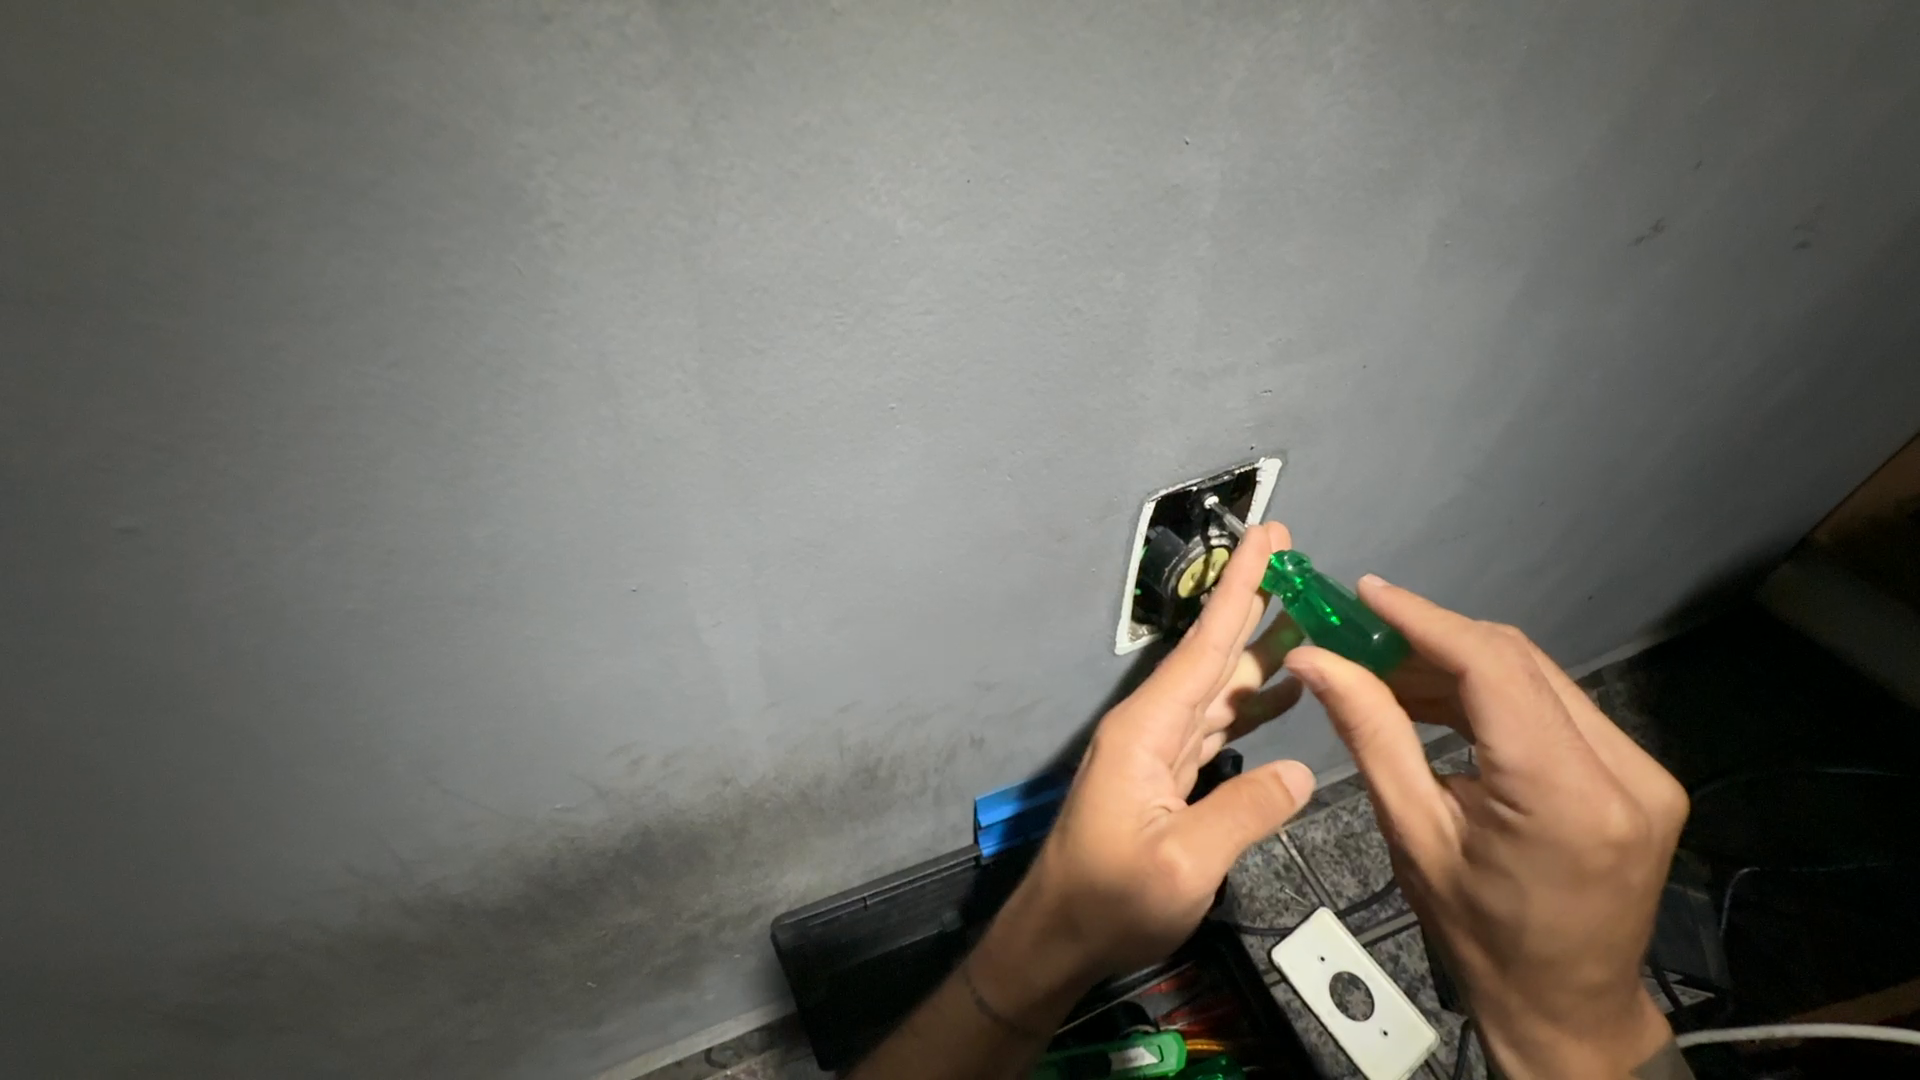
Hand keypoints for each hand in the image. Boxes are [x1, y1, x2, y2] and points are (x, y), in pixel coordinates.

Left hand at [977, 522, 1314, 1007]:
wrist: (1062, 932)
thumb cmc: (1111, 900)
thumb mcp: (1184, 864)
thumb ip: (1245, 810)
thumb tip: (1304, 770)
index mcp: (1148, 729)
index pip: (1203, 646)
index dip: (1239, 589)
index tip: (1266, 538)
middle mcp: (1151, 725)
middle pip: (1210, 653)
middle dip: (1250, 601)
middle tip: (1289, 553)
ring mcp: (1157, 750)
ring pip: (1217, 686)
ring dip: (1257, 650)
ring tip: (1303, 616)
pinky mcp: (1165, 775)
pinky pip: (1215, 725)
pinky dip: (1249, 704)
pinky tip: (1281, 694)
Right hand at [1285, 578, 1687, 1078]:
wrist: (1565, 1004)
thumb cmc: (1475, 930)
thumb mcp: (1410, 830)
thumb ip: (1368, 732)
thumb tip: (1311, 659)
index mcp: (1565, 794)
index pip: (1493, 668)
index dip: (1423, 620)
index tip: (1364, 593)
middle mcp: (1624, 770)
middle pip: (1517, 661)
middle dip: (1430, 637)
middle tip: (1358, 635)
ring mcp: (1641, 769)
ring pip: (1534, 675)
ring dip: (1454, 663)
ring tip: (1383, 671)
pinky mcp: (1636, 774)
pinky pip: (1550, 704)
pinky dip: (1485, 691)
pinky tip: (1432, 700)